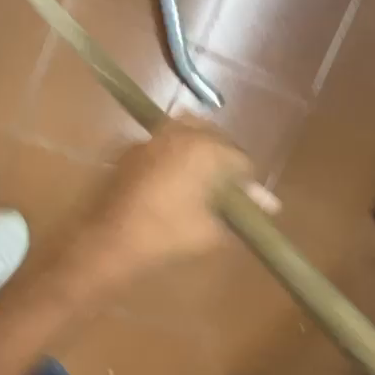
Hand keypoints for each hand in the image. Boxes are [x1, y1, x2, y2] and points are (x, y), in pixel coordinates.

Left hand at [74, 121, 261, 284]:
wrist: (106, 242)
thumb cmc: (164, 237)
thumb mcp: (210, 231)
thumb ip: (241, 213)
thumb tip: (268, 205)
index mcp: (204, 149)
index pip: (240, 158)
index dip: (247, 182)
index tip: (249, 203)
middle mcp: (178, 133)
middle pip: (215, 137)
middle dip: (224, 161)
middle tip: (227, 191)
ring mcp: (151, 138)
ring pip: (187, 132)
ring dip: (200, 151)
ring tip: (202, 182)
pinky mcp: (130, 149)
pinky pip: (163, 143)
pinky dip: (175, 154)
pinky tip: (174, 181)